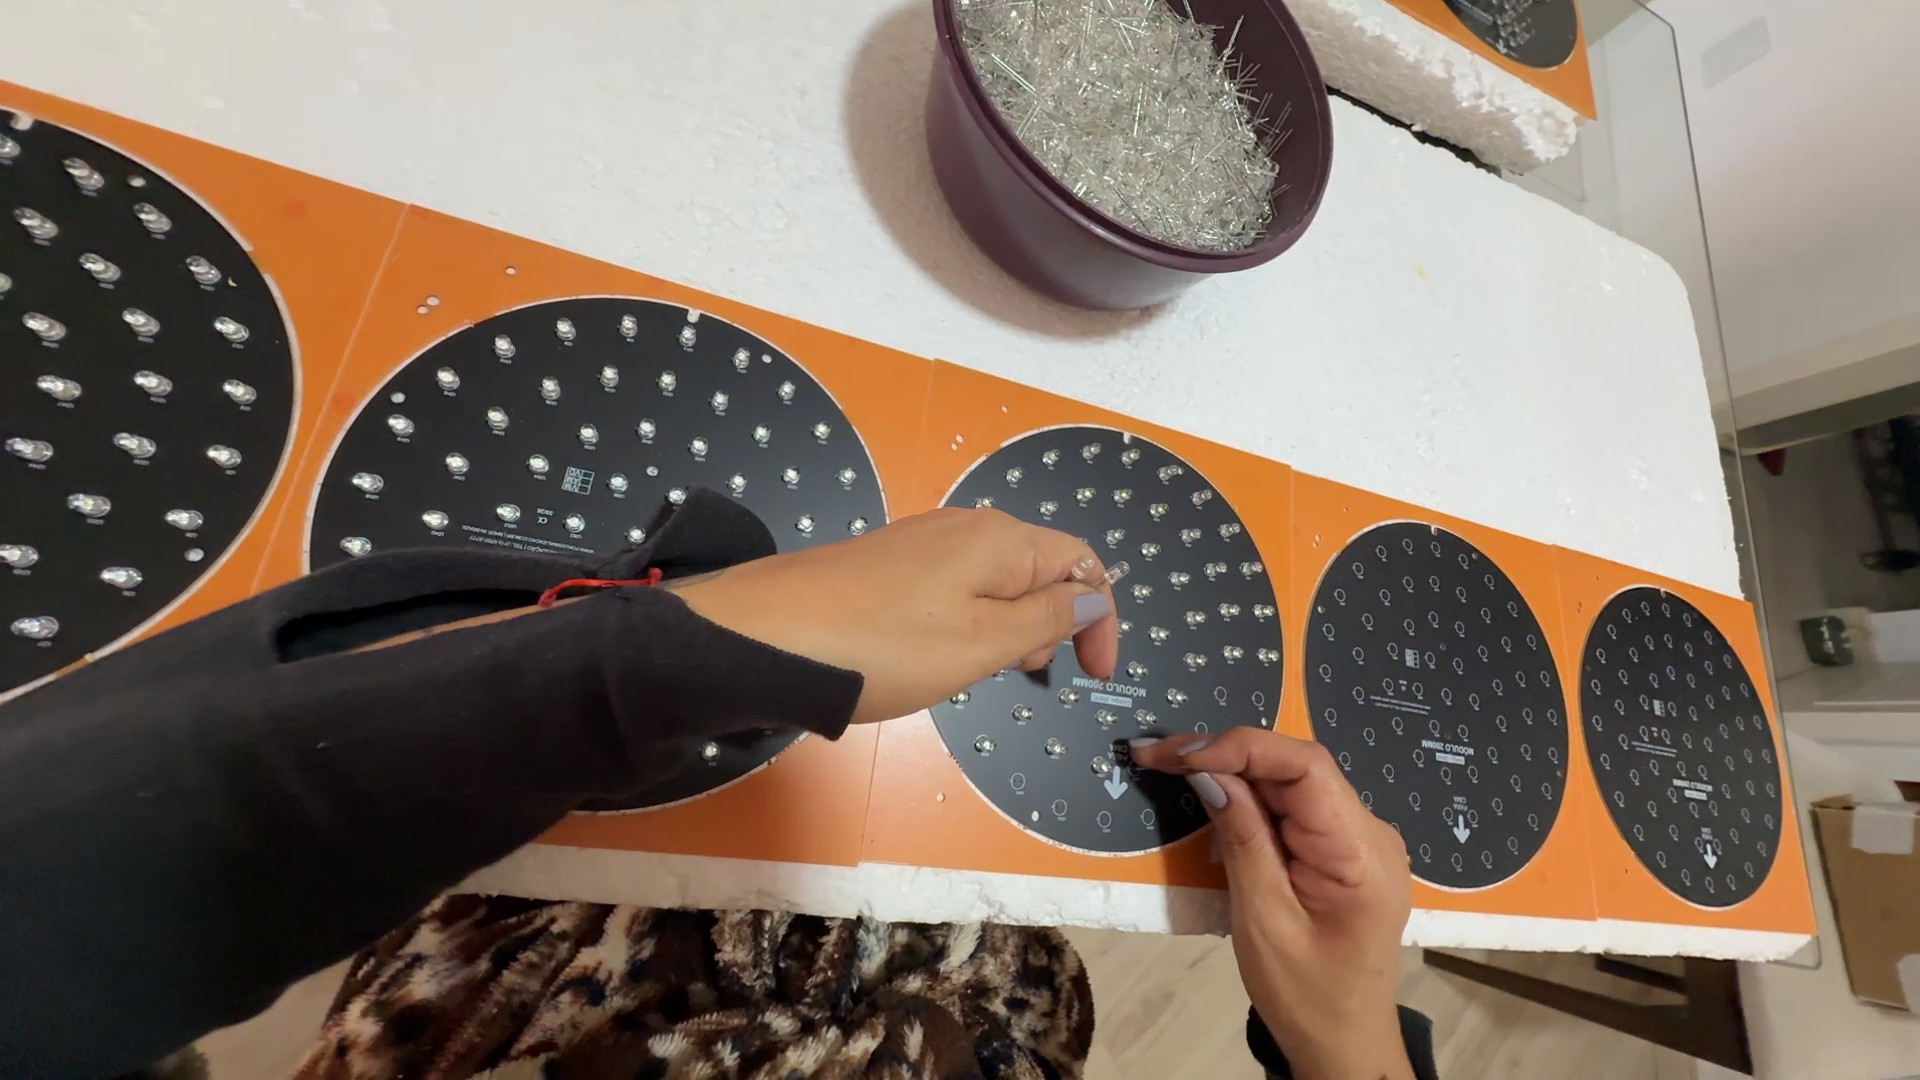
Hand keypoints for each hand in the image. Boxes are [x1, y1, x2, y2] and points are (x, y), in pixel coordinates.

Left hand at [663, 507, 1118, 724]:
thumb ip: (1045, 618)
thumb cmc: (886, 645)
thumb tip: (1089, 595)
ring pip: (995, 579)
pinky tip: (937, 653)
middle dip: (1051, 620)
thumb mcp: (982, 642)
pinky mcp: (889, 563)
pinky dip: (968, 621)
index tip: (1094, 676)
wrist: (765, 635)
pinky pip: (954, 586)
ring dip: (1009, 625)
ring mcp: (922, 542)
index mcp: (1001, 539)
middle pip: (1039, 566)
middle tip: (1025, 674)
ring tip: (980, 670)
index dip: (1100, 616)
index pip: (1081, 561)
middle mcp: (966, 527)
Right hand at [1131, 729, 1414, 1079]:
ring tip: (1169, 763)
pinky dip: (1243, 789)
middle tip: (1157, 754)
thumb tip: (1206, 770)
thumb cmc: (1304, 994)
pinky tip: (1207, 786)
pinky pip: (1288, 800)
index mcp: (1361, 852)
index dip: (1239, 747)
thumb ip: (1240, 836)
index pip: (1305, 767)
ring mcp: (1355, 835)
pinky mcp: (1335, 844)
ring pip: (1286, 777)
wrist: (1344, 1046)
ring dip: (1227, 766)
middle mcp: (1368, 831)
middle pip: (1293, 765)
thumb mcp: (1263, 919)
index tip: (1179, 755)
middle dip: (1222, 751)